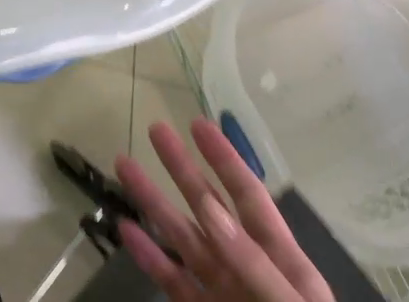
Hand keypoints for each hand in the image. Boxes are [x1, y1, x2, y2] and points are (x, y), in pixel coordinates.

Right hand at [113, 118, 332, 301]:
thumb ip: (257, 267)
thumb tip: (214, 214)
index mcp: (285, 265)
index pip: (251, 201)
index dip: (225, 161)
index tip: (198, 124)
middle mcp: (249, 271)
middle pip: (211, 210)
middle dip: (183, 169)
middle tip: (154, 130)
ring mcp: (223, 295)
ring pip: (182, 239)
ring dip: (154, 203)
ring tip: (123, 166)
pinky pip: (172, 282)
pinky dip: (149, 256)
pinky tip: (127, 230)